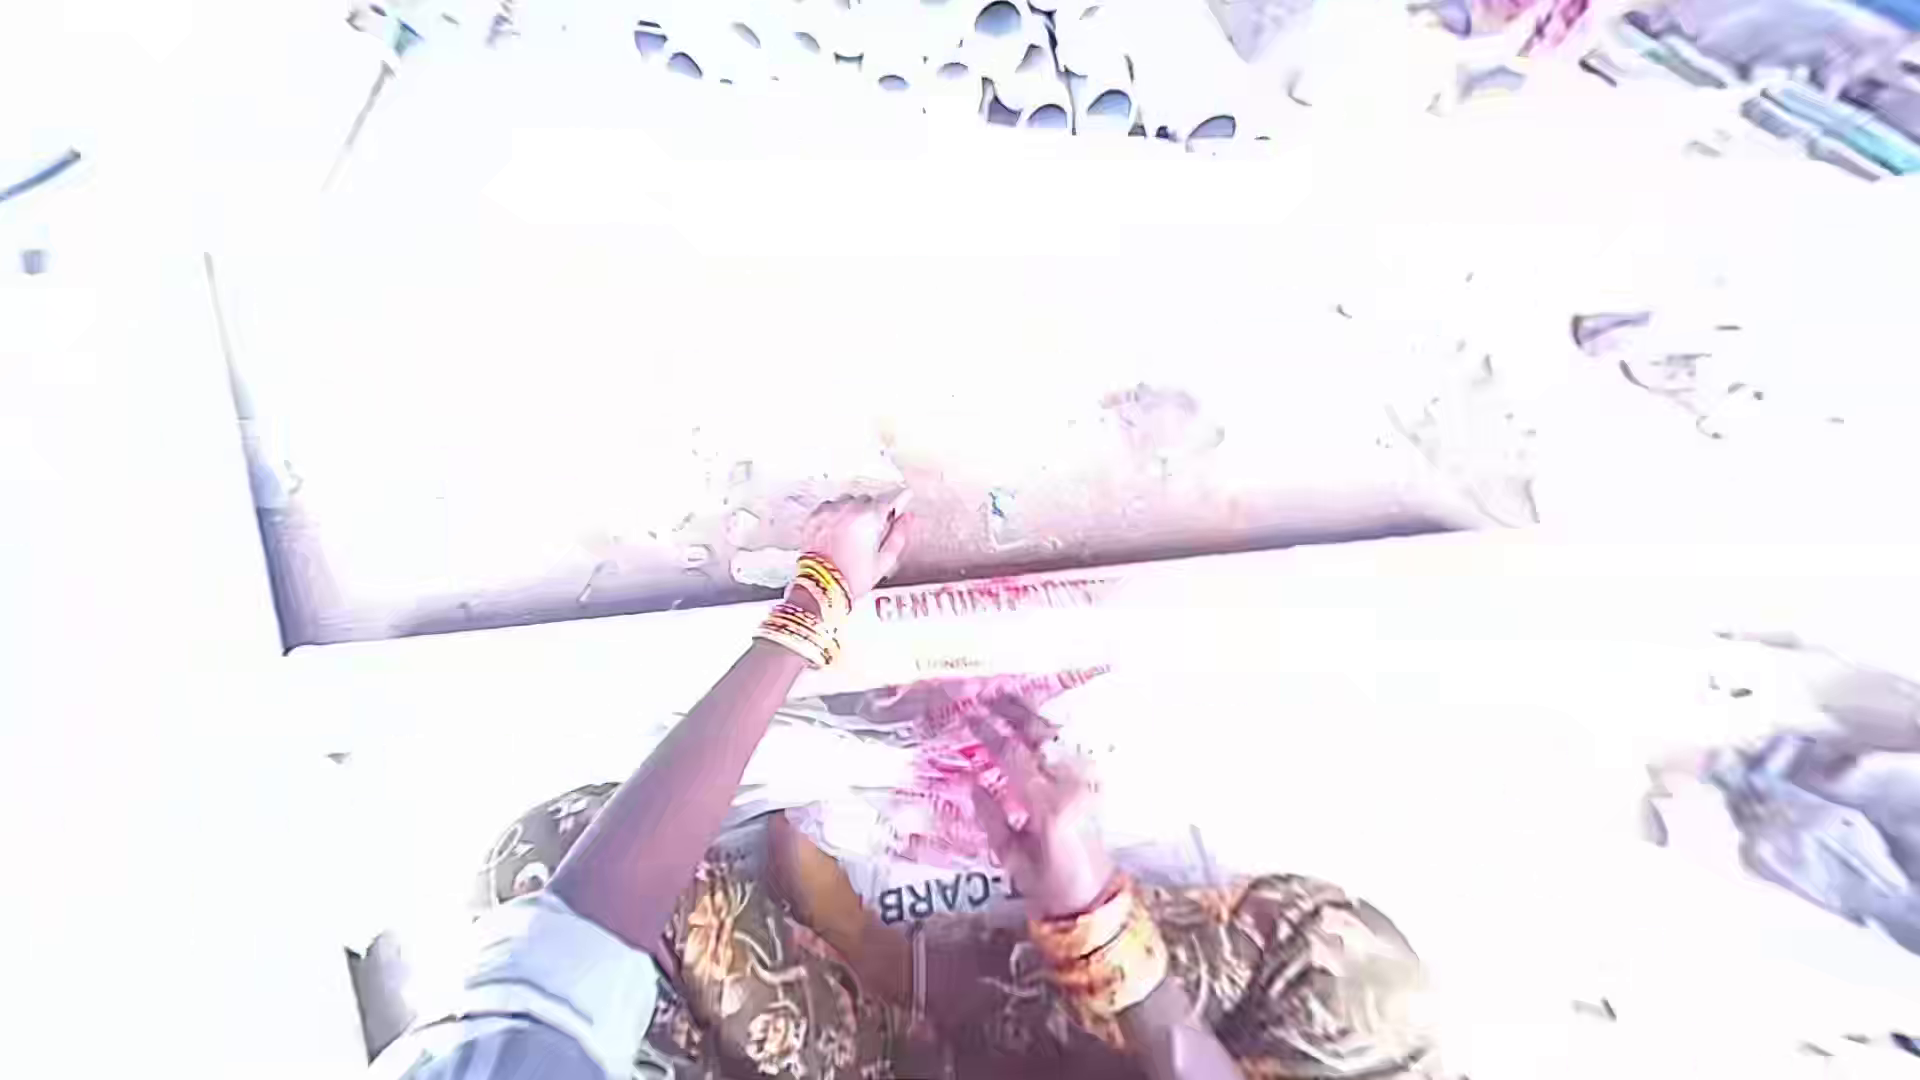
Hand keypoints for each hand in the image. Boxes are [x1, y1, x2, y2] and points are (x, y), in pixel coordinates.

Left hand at [800, 491, 913, 600]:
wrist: (822, 587)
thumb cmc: (852, 578)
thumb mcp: (885, 561)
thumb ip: (899, 535)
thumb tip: (907, 518)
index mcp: (869, 519)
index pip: (890, 498)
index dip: (899, 499)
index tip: (904, 497)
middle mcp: (848, 510)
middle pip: (869, 499)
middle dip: (874, 510)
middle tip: (874, 529)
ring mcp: (830, 512)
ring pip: (849, 500)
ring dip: (854, 510)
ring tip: (854, 530)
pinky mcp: (815, 516)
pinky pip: (831, 505)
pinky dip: (837, 513)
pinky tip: (839, 529)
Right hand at [968, 700, 1115, 917]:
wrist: (1094, 898)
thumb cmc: (1047, 884)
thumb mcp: (1011, 858)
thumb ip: (991, 818)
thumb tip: (973, 781)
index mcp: (1048, 805)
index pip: (1014, 755)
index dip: (990, 731)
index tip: (970, 715)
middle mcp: (1071, 784)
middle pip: (1039, 733)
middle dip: (1012, 709)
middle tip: (987, 694)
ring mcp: (1086, 779)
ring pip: (1056, 733)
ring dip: (1030, 712)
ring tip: (1006, 696)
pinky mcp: (1092, 780)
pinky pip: (1067, 744)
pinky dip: (1047, 727)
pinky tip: (1031, 717)